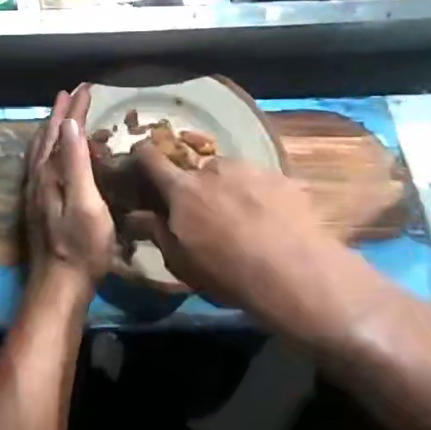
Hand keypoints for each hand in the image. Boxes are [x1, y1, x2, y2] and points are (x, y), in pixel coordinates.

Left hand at [24, 86, 115, 291]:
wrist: (60, 282)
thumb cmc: (81, 246)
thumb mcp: (86, 204)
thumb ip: (76, 164)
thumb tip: (70, 124)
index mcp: (51, 172)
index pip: (63, 131)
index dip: (74, 108)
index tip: (85, 87)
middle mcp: (39, 177)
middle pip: (48, 136)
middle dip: (60, 113)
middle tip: (70, 93)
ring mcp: (37, 191)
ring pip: (42, 149)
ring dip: (52, 128)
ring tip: (60, 115)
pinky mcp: (40, 203)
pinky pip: (42, 163)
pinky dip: (49, 148)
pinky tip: (54, 154)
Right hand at [128, 144, 390, 345]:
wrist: (295, 274)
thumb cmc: (225, 271)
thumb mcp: (180, 261)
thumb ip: (156, 232)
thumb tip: (135, 215)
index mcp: (181, 189)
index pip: (151, 159)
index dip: (143, 155)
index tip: (140, 157)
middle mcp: (214, 170)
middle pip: (198, 169)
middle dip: (198, 185)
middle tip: (208, 211)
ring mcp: (252, 170)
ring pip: (232, 173)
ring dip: (231, 187)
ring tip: (245, 216)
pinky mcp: (284, 179)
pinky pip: (264, 182)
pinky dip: (263, 195)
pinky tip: (274, 220)